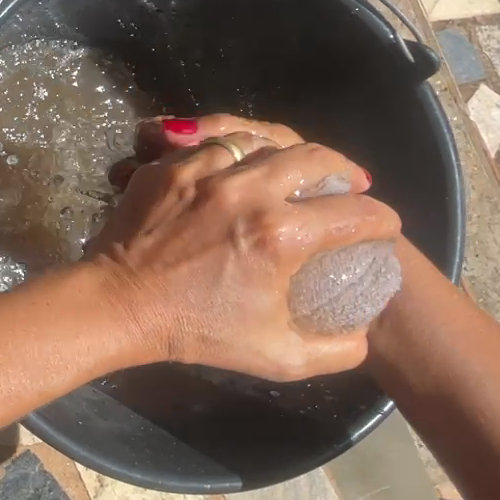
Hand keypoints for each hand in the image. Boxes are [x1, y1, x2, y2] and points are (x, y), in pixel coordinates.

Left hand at [86, 115, 400, 380]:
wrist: (117, 305)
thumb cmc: (194, 331)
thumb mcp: (281, 356)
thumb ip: (339, 348)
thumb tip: (364, 328)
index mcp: (281, 235)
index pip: (361, 213)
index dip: (382, 223)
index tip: (378, 230)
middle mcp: (244, 193)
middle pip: (315, 158)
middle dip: (342, 171)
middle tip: (343, 187)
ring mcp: (198, 174)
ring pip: (260, 143)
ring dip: (284, 156)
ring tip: (290, 174)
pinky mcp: (164, 170)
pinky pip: (210, 147)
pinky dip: (233, 155)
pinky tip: (238, 172)